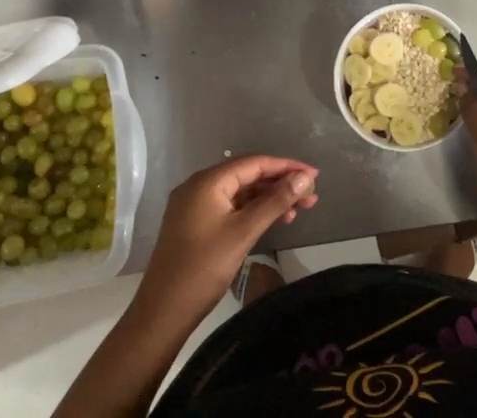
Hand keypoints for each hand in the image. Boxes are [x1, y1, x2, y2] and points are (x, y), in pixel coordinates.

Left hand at [139, 156, 317, 313]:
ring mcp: (195, 206)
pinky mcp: (195, 224)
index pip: (254, 163)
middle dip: (280, 184)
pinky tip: (272, 221)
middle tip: (310, 198)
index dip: (287, 167)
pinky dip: (253, 212)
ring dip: (269, 200)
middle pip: (248, 176)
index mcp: (207, 182)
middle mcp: (199, 187)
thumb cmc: (203, 268)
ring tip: (297, 212)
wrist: (162, 313)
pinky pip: (230, 208)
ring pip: (240, 193)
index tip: (315, 176)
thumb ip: (275, 201)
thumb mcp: (244, 232)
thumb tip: (305, 178)